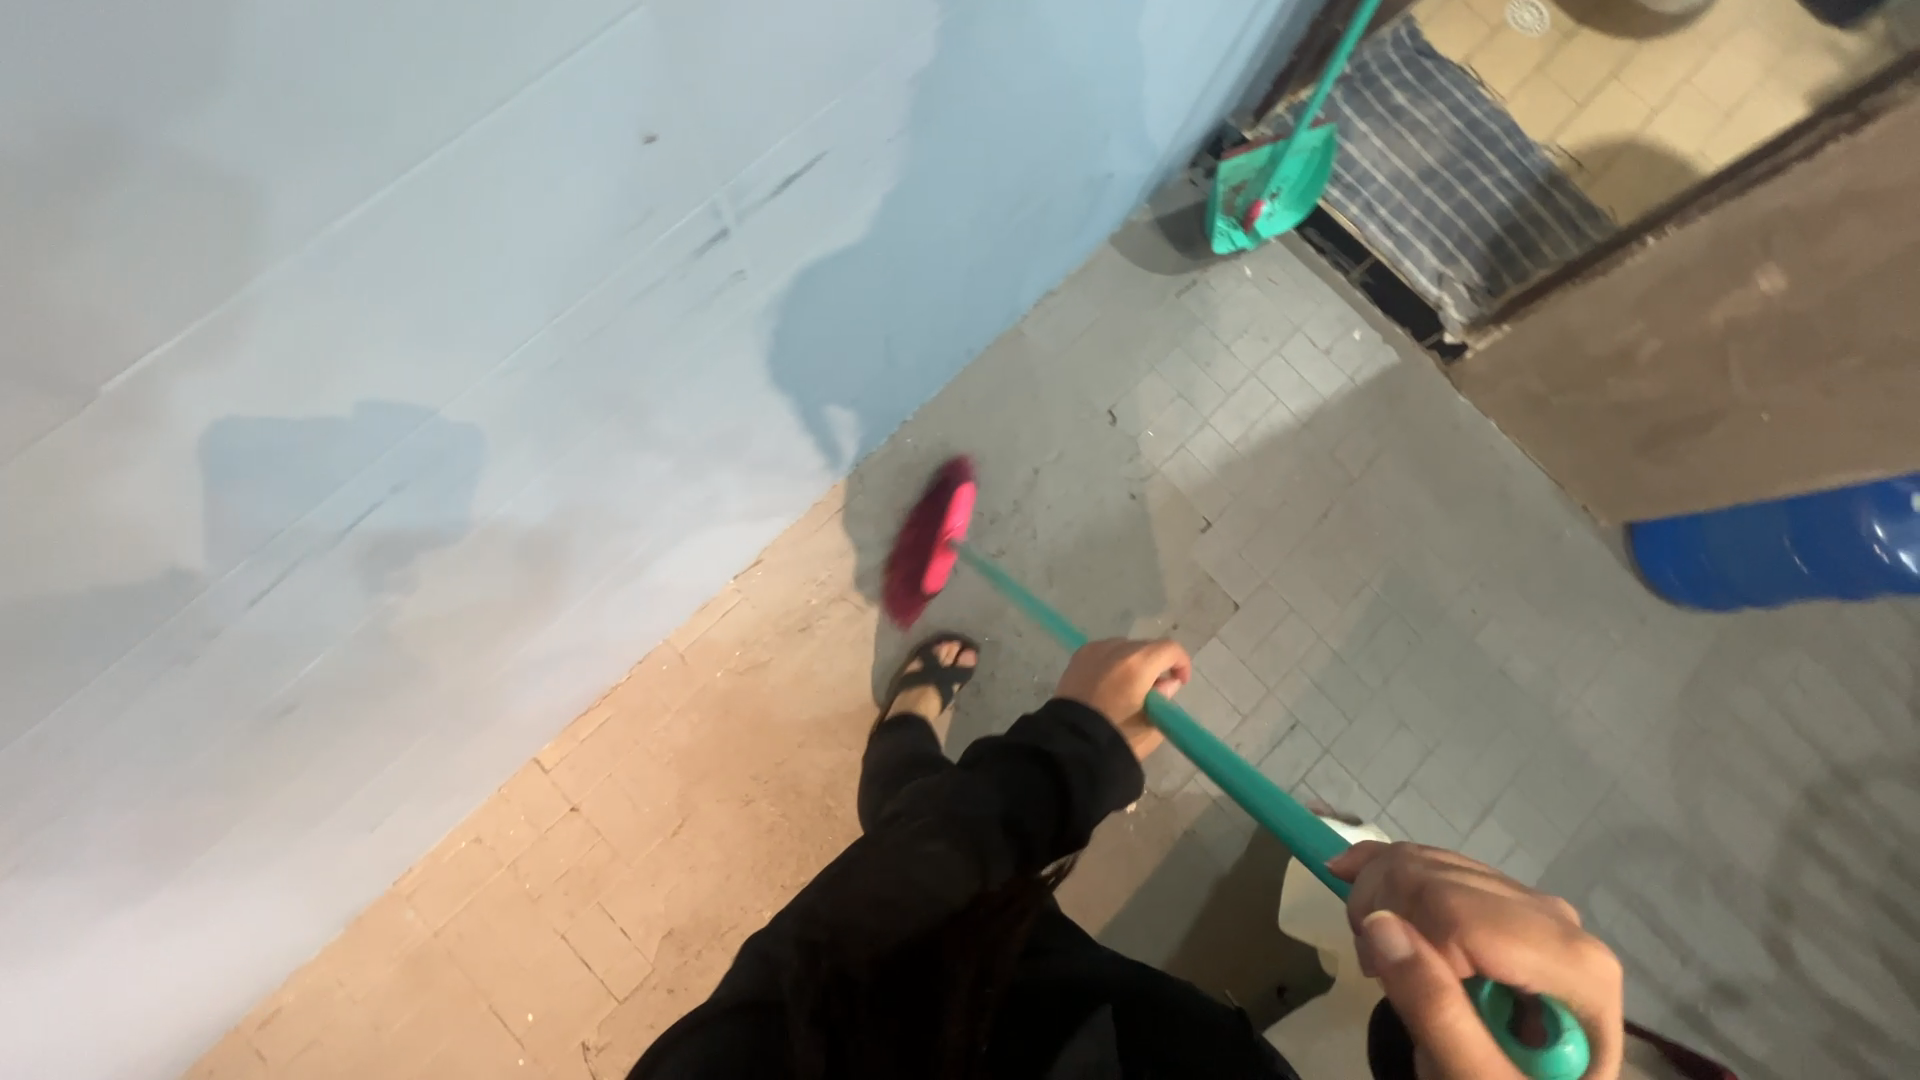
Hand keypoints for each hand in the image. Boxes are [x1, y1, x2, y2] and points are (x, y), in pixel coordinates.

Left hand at [1055, 638, 1190, 760]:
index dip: (1181, 663)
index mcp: (1137, 663)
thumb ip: (1164, 697)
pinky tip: (1110, 685)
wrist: (1070, 745)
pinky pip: (1103, 653)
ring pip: (1123, 647)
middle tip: (1155, 690)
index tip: (1180, 683)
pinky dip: (1112, 663)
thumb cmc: (1117, 738)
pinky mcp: (1077, 658)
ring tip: (1130, 688)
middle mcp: (1115, 649)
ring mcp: (1093, 650)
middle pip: (1145, 646)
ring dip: (1133, 662)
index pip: (1169, 648)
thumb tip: (1167, 682)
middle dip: (1155, 664)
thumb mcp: (1152, 724)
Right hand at [1327, 841, 1623, 1079]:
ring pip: (1425, 862)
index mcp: (1571, 967)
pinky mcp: (1503, 899)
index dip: (1400, 929)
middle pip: (1436, 878)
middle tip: (1369, 966)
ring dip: (1377, 893)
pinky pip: (1431, 860)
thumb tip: (1379, 924)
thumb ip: (1438, 1014)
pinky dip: (1383, 865)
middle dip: (1380, 908)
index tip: (1373, 974)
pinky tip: (1351, 874)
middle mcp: (1557, 921)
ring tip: (1376, 951)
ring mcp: (1530, 906)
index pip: (1456, 909)